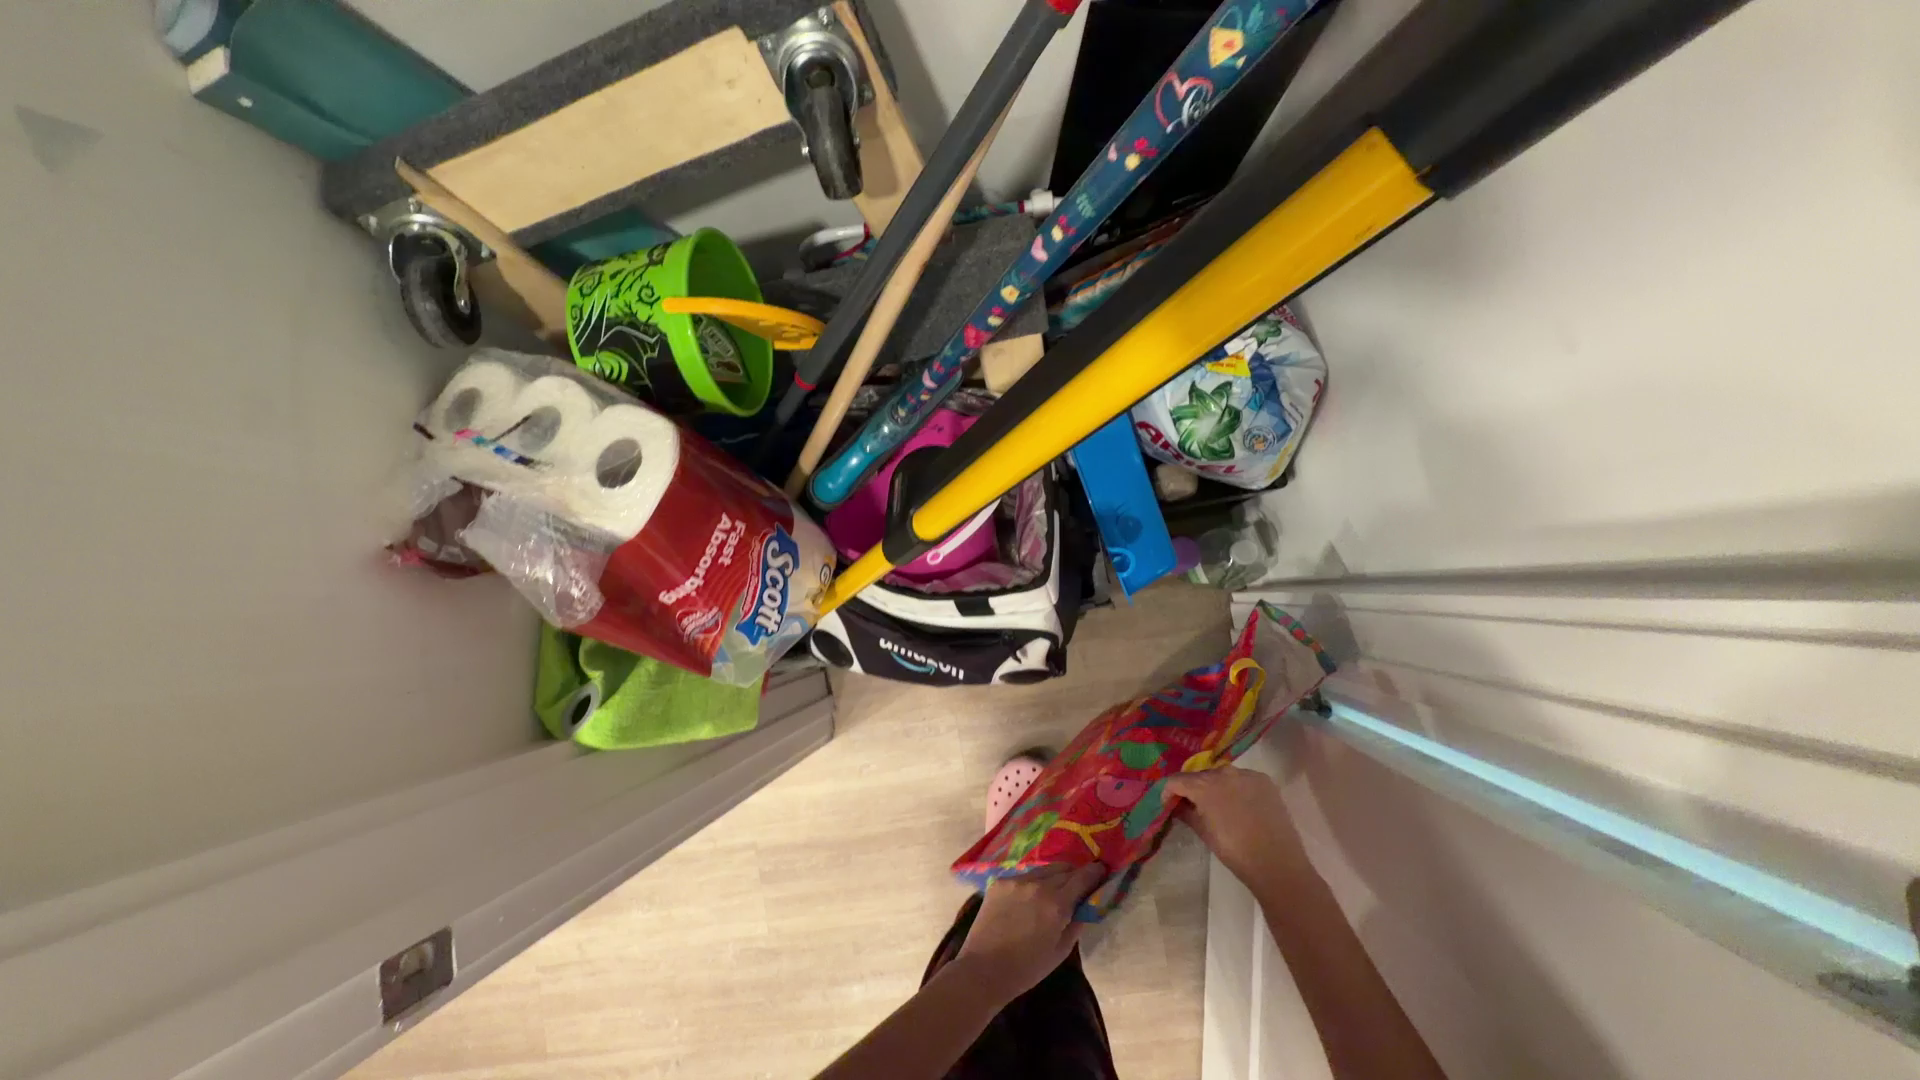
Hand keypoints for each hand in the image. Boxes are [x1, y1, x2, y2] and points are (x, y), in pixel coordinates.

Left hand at [954, 863, 1104, 1002]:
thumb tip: (1086, 904)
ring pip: (1044, 869)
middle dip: (1075, 874)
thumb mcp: (1061, 951)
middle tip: (1079, 882)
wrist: (984, 969)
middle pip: (1064, 869)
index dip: (1094, 872)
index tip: (1101, 870)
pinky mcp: (999, 881)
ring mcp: (1016, 880)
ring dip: (1055, 875)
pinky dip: (1033, 882)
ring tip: (1055, 888)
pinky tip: (1031, 896)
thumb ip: (1076, 923)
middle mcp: (1037, 885)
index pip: (1082, 877)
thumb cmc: (1027, 968)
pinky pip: (1024, 875)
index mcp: (1056, 904)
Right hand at [1165, 766, 1304, 893]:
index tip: (1169, 804)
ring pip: (1222, 775)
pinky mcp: (1264, 780)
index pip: (1177, 780)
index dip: (1169, 792)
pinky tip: (1241, 806)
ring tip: (1220, 808)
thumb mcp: (1204, 832)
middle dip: (1193, 789)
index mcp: (1204, 785)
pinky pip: (1243, 779)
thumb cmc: (1234, 851)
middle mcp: (1224, 772)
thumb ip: (1186, 813)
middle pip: (1199, 775)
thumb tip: (1176, 805)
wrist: (1276, 862)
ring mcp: (1247, 774)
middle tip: (1194, 807)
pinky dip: (1237, 788)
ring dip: (1215, 787)